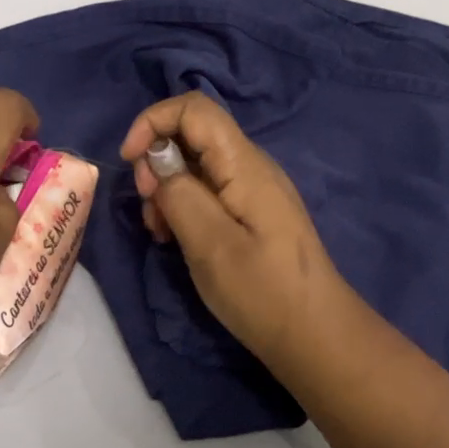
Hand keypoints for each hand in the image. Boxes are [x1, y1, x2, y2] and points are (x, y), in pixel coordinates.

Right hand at [119, 92, 348, 366]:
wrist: (318, 340)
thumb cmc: (263, 292)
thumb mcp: (210, 243)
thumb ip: (178, 192)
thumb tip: (156, 159)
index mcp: (243, 164)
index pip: (193, 108)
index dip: (152, 121)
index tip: (130, 160)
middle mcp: (249, 166)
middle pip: (190, 134)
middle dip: (155, 161)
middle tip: (149, 209)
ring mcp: (252, 189)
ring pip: (193, 164)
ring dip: (165, 188)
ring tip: (160, 232)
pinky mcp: (250, 212)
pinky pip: (206, 189)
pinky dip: (181, 205)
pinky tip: (176, 238)